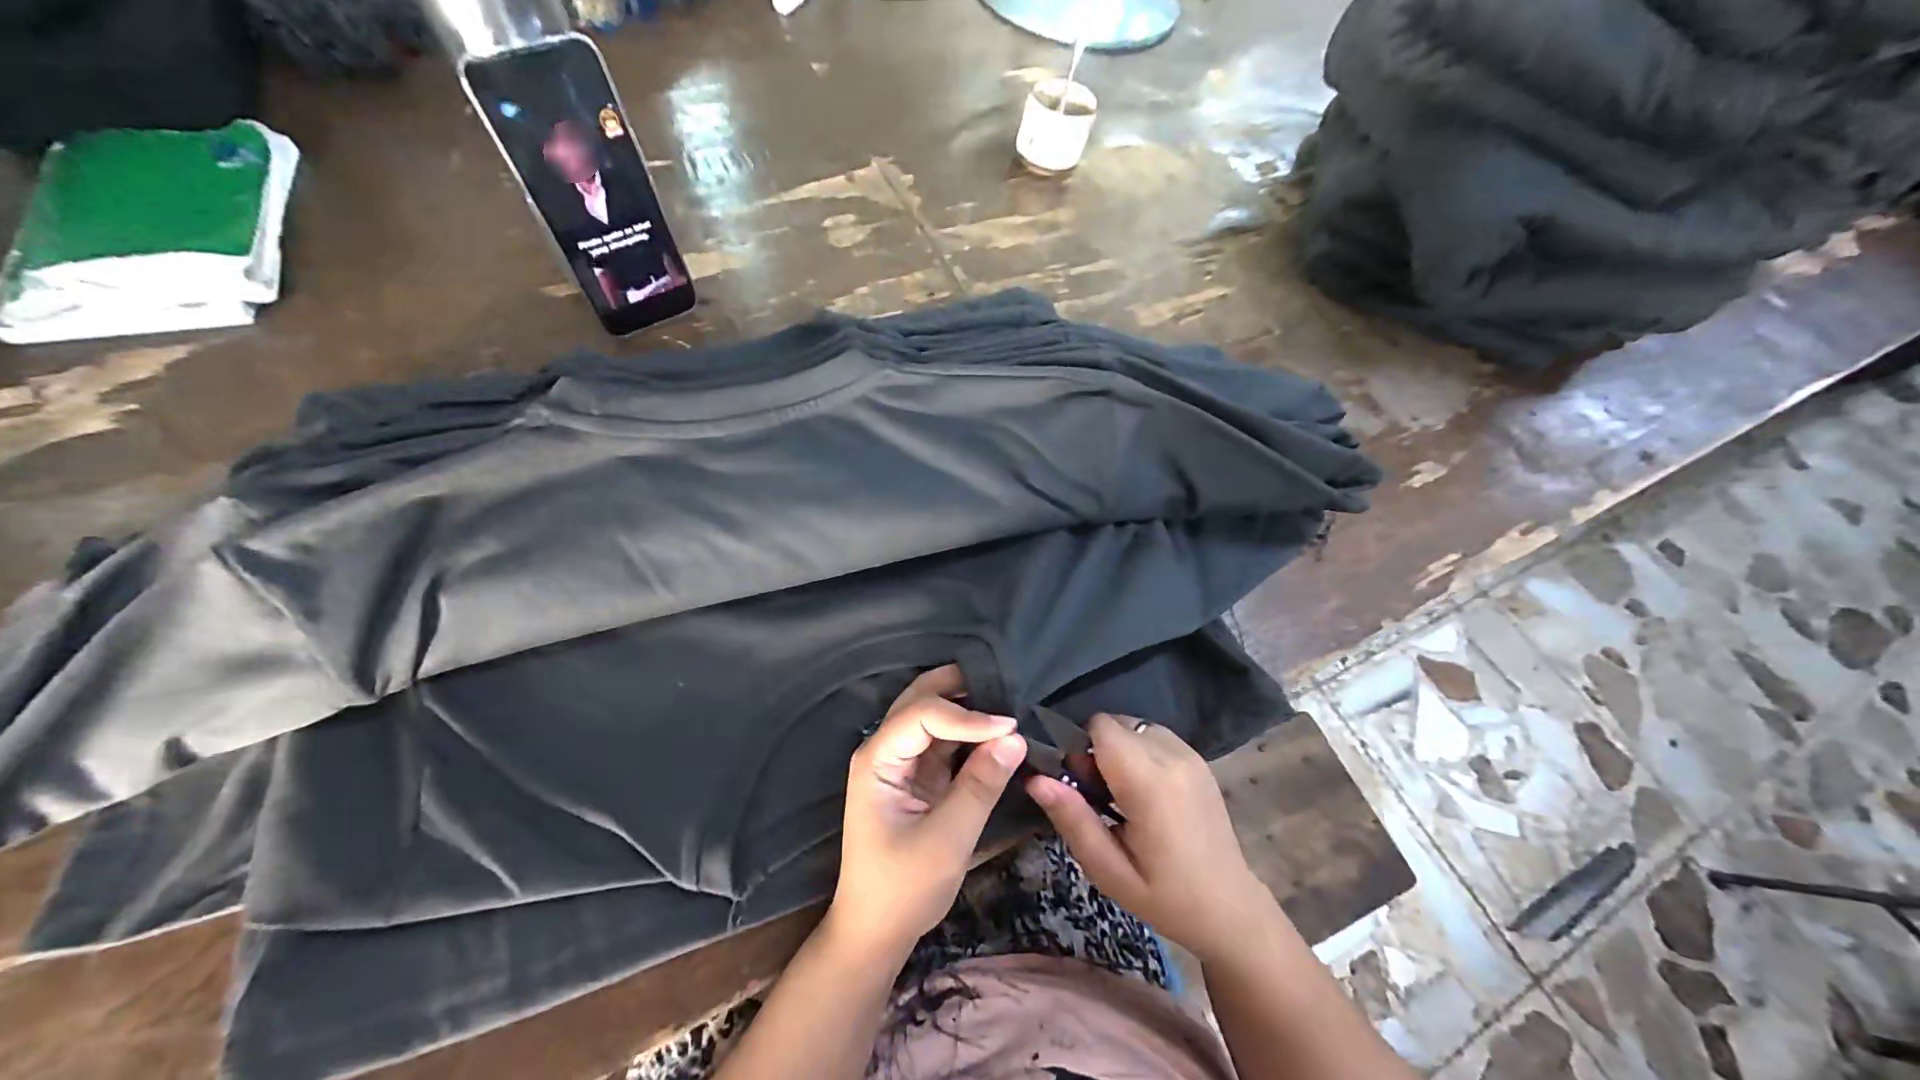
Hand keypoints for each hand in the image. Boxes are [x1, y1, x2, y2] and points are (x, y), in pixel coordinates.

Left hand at [827, 665, 1027, 956]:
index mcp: (879, 759)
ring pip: (934, 714)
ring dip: (969, 705)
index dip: (967, 715)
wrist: (876, 930)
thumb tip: (1016, 738)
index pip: (923, 714)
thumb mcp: (947, 840)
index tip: (1011, 726)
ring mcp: (903, 761)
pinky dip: (972, 733)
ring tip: (1011, 702)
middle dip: (962, 687)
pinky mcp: (920, 776)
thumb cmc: (903, 888)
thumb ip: (980, 785)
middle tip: (1008, 684)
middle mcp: (886, 749)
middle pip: (922, 699)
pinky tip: (1000, 732)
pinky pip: (946, 740)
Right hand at [1026, 713, 1275, 961]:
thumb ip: (1072, 819)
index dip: (1079, 748)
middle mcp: (1173, 756)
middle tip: (1099, 797)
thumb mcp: (1109, 870)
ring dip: (1118, 749)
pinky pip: (1154, 736)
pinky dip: (1139, 752)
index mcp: (1150, 782)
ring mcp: (1190, 755)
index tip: (1080, 786)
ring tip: (1122, 795)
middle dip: (1096, 749)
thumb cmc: (1165, 897)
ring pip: (1133, 726)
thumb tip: (1035, 779)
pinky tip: (1144, 791)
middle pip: (1115, 723)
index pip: (1100, 726)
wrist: (1230, 909)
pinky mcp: (1199, 759)